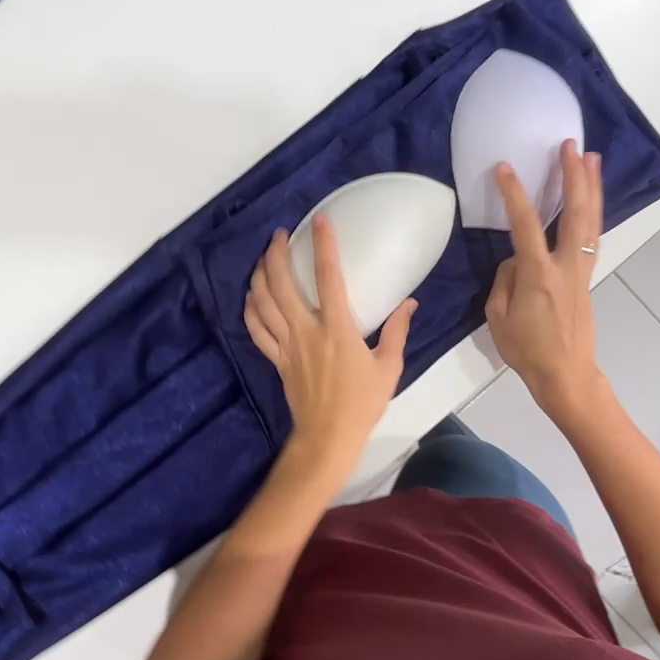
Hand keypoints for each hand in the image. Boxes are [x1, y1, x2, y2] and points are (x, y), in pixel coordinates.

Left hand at [243, 217, 415, 472]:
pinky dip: (250, 308)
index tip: (320, 221)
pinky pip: (256, 329)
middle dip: (276, 253)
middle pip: (281, 283)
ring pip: (263, 302)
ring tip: (263, 257)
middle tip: (279, 235)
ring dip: (259, 275)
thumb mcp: (389, 367)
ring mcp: (286, 345)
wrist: (327, 437)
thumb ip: (398, 331)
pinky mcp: (276, 359)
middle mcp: (306, 330)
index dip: (323, 244)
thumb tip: (410, 303)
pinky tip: (250, 296)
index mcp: (337, 328)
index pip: (328, 276)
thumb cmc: (362, 404)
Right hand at [485, 139, 603, 423]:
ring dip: (591, 188)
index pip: (526, 224)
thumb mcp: (498, 317)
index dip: (515, 193)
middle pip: (575, 213)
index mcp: (539, 275)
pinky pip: (591, 237)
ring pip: (590, 221)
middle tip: (571, 146)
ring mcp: (581, 271)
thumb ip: (505, 281)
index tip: (505, 167)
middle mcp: (566, 266)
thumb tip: (515, 260)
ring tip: (592, 158)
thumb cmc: (526, 350)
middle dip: (573, 177)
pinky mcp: (586, 278)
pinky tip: (591, 200)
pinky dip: (592, 212)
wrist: (565, 374)